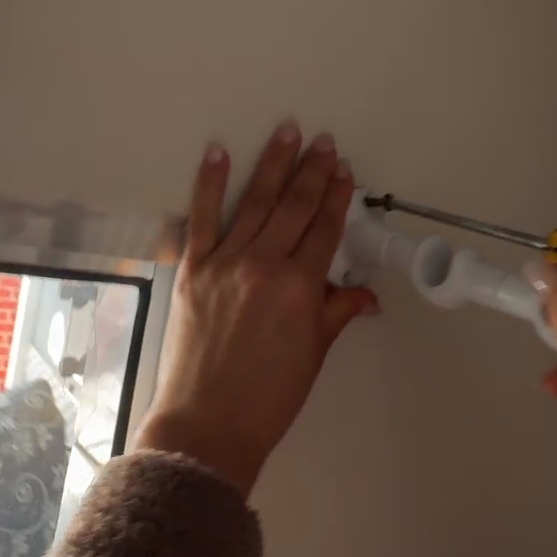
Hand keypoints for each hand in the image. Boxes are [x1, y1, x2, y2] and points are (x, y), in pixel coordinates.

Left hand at [133, 122, 377, 495]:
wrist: (207, 424)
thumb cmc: (268, 397)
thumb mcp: (313, 354)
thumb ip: (337, 312)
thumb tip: (364, 294)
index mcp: (300, 287)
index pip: (325, 228)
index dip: (337, 196)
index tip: (343, 171)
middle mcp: (264, 264)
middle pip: (295, 206)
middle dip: (312, 170)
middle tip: (323, 141)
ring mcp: (225, 263)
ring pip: (255, 202)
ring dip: (273, 164)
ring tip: (287, 132)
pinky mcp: (192, 269)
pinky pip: (202, 218)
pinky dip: (209, 183)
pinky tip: (217, 154)